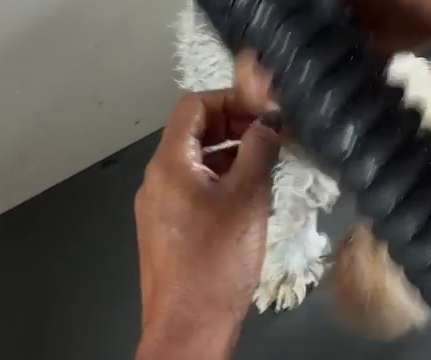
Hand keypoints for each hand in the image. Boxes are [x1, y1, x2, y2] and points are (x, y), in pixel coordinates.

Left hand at [134, 92, 280, 359]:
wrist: (189, 330)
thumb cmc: (218, 259)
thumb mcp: (248, 195)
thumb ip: (260, 147)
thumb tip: (270, 118)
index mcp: (169, 163)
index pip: (194, 105)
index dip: (231, 98)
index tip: (264, 109)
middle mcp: (157, 179)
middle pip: (195, 130)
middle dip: (235, 123)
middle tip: (273, 132)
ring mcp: (160, 205)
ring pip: (197, 159)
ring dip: (233, 151)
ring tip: (270, 159)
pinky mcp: (168, 228)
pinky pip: (195, 185)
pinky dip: (223, 176)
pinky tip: (252, 190)